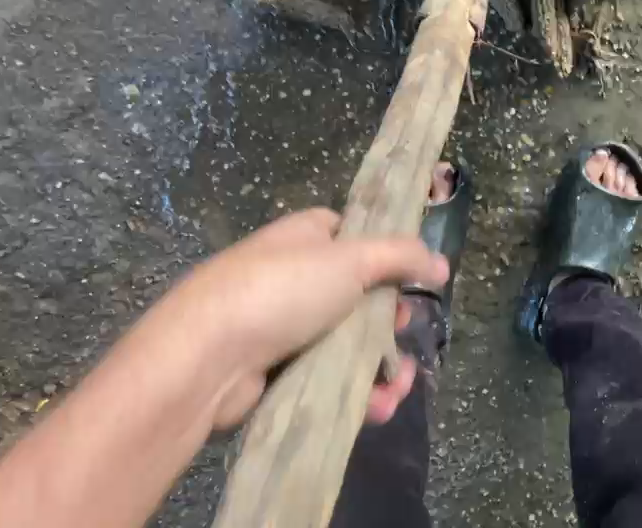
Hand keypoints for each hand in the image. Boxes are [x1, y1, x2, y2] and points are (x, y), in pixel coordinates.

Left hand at [133, 208, 447, 428]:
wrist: (199, 362)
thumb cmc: (280, 291)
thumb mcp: (353, 258)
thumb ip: (403, 256)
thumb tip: (442, 264)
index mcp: (305, 237)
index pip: (356, 235)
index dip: (388, 255)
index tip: (413, 277)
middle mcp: (292, 276)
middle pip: (358, 294)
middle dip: (389, 318)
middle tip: (402, 329)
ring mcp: (280, 327)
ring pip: (345, 342)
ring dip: (380, 365)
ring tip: (398, 387)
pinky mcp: (273, 375)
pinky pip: (325, 379)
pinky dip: (354, 393)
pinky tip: (376, 406)